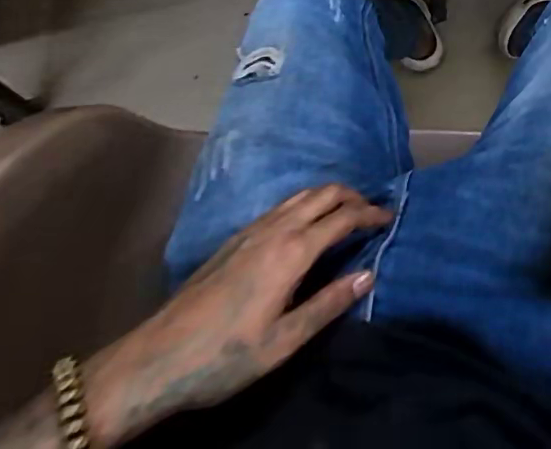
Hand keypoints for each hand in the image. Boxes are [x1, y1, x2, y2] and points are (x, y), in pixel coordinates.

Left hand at [78, 184, 391, 443]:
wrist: (160, 355)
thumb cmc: (227, 355)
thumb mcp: (285, 341)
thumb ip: (328, 304)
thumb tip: (368, 274)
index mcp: (291, 251)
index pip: (341, 218)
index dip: (369, 214)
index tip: (390, 217)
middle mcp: (274, 228)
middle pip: (323, 194)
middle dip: (353, 196)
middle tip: (373, 211)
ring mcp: (253, 229)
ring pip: (301, 195)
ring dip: (329, 195)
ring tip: (347, 211)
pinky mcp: (237, 236)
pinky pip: (283, 205)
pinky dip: (307, 202)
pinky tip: (307, 223)